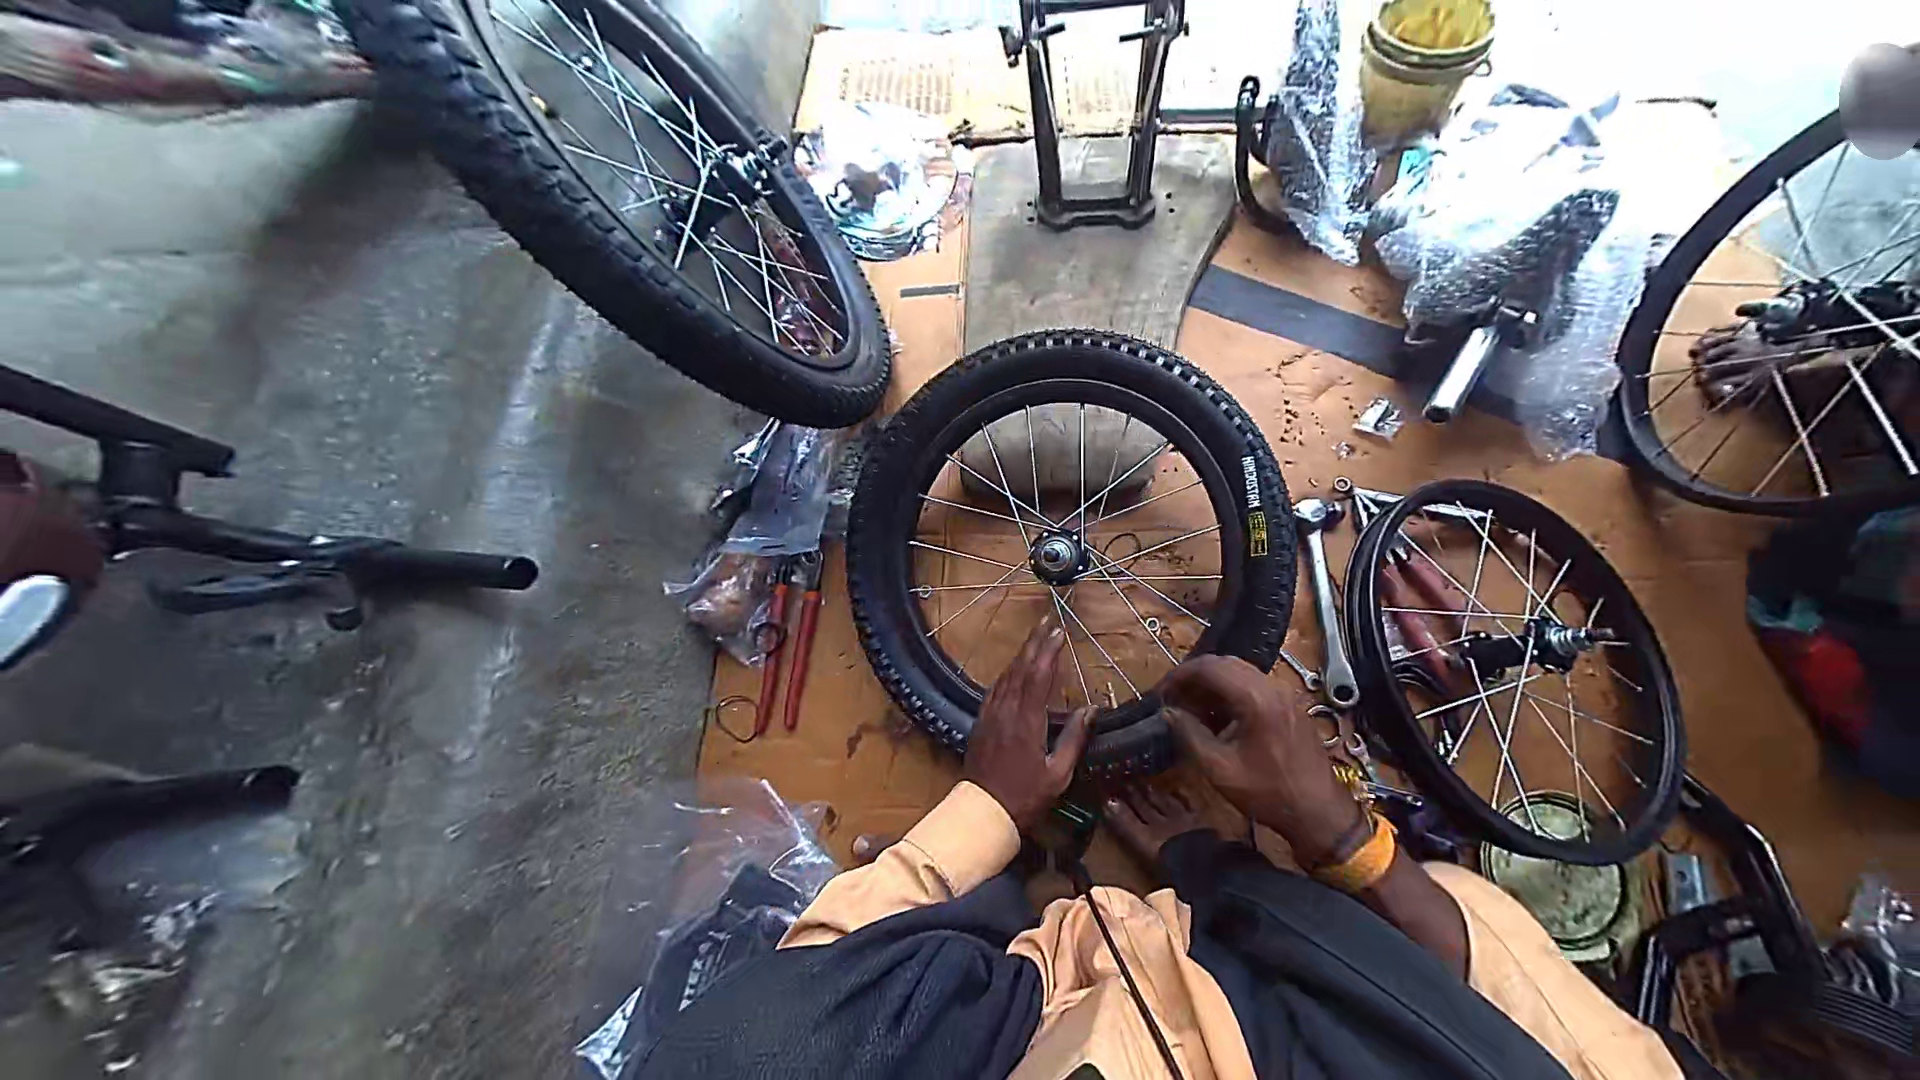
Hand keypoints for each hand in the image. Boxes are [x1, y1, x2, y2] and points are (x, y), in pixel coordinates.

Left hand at [963, 617, 1094, 831]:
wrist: (983, 809)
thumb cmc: (1025, 796)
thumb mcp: (1058, 773)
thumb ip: (1075, 739)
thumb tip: (1091, 710)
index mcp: (1027, 720)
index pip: (1039, 675)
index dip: (1049, 650)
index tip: (1059, 631)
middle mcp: (1007, 709)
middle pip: (1021, 666)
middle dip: (1035, 641)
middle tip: (1047, 620)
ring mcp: (991, 713)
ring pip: (1007, 674)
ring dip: (1022, 653)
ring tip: (1035, 637)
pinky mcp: (982, 719)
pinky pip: (996, 687)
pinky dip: (1008, 671)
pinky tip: (1014, 667)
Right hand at [1156, 655, 1364, 866]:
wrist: (1320, 815)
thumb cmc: (1269, 794)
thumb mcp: (1219, 768)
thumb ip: (1189, 734)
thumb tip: (1168, 712)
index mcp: (1256, 699)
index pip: (1209, 667)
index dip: (1179, 676)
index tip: (1161, 692)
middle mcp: (1273, 688)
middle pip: (1223, 663)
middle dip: (1193, 677)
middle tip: (1172, 698)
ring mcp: (1284, 695)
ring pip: (1237, 672)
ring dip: (1210, 684)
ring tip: (1190, 708)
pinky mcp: (1289, 705)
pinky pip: (1252, 684)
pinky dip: (1228, 692)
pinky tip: (1216, 716)